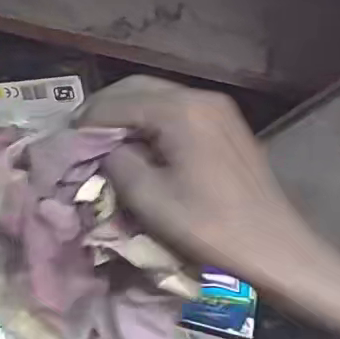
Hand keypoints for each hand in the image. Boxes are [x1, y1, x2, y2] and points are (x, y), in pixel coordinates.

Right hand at [81, 75, 339, 330]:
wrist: (276, 249)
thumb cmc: (210, 227)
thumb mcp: (149, 199)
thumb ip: (116, 162)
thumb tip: (102, 149)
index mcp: (180, 111)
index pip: (116, 102)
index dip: (84, 122)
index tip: (63, 143)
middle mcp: (200, 97)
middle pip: (136, 88)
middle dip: (103, 111)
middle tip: (78, 138)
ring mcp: (218, 108)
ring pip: (156, 97)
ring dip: (125, 115)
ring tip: (103, 143)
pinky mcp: (226, 125)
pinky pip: (176, 112)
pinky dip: (149, 122)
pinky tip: (138, 146)